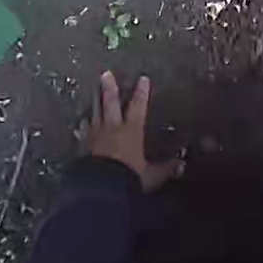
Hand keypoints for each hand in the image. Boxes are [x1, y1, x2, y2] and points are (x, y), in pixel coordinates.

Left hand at [84, 71, 184, 191]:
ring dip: (95, 102)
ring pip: (95, 114)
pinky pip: (83, 133)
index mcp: (131, 131)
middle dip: (110, 88)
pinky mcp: (83, 148)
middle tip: (106, 73)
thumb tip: (182, 164)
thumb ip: (165, 168)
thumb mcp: (151, 176)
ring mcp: (95, 137)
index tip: (143, 78)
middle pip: (111, 103)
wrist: (99, 189)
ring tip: (93, 92)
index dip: (141, 93)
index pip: (138, 107)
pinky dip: (83, 126)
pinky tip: (80, 124)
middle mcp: (112, 129)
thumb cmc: (128, 178)